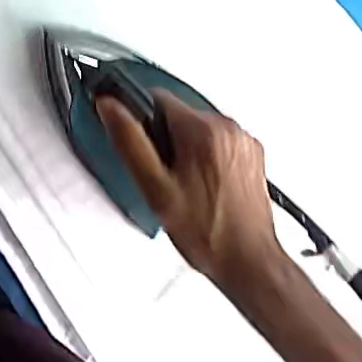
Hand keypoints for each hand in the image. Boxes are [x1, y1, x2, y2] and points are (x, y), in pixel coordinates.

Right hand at [97, 90, 284, 284]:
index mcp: (202, 130)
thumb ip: (129, 141)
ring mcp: (242, 139)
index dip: (140, 118)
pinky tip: (206, 184)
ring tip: (186, 183)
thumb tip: (110, 107)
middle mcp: (226, 127)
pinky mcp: (251, 152)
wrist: (251, 265)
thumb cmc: (209, 234)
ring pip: (197, 126)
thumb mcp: (156, 190)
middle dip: (164, 137)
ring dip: (186, 145)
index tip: (139, 139)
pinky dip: (207, 154)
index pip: (156, 96)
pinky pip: (217, 138)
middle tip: (165, 174)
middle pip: (177, 113)